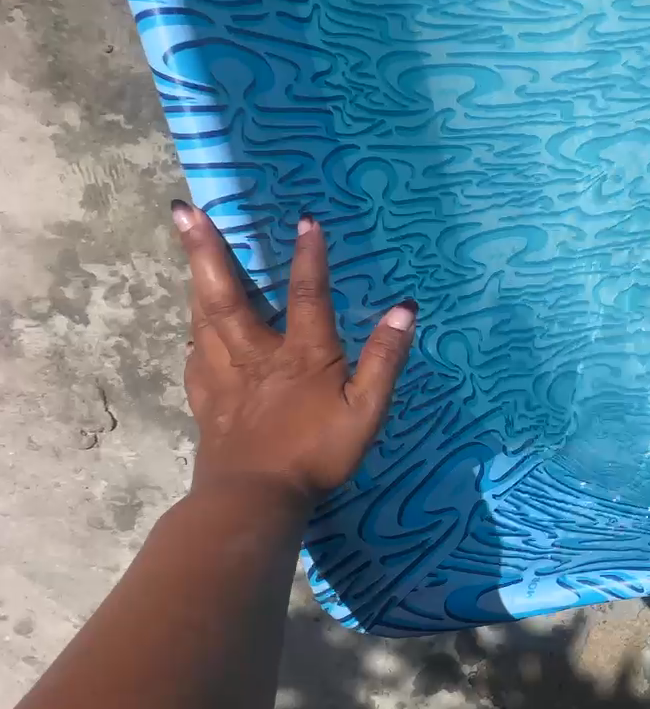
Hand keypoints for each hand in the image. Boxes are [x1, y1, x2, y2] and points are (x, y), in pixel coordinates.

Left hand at [173, 201, 414, 508]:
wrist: (255, 496)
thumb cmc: (320, 450)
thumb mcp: (369, 406)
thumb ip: (386, 356)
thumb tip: (403, 308)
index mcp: (302, 355)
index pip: (307, 296)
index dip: (310, 258)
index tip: (306, 220)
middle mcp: (255, 355)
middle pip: (226, 295)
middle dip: (207, 251)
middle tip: (186, 212)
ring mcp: (223, 375)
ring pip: (203, 317)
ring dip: (196, 278)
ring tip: (188, 249)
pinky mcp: (206, 396)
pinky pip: (196, 351)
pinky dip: (195, 326)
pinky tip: (196, 324)